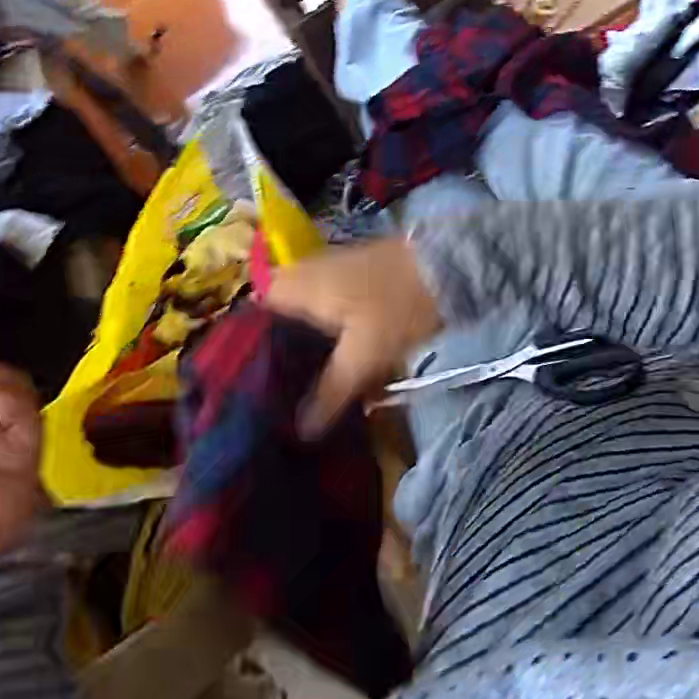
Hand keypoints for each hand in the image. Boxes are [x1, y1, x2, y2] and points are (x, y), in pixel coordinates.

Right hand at [265, 237, 442, 436]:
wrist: (451, 266)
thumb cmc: (398, 307)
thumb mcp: (363, 356)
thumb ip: (331, 392)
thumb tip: (302, 431)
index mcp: (292, 287)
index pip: (249, 320)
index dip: (248, 355)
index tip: (250, 390)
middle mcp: (304, 275)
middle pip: (278, 323)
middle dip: (282, 359)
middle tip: (278, 398)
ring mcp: (333, 274)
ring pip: (307, 320)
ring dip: (310, 351)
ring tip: (306, 390)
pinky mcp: (359, 280)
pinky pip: (332, 313)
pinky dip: (333, 338)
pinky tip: (339, 365)